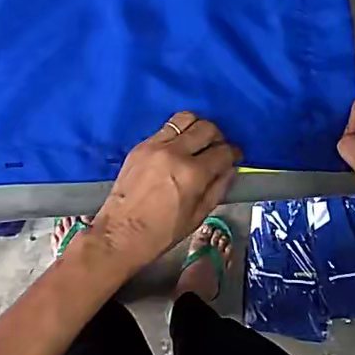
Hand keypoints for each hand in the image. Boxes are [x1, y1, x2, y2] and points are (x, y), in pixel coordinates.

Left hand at [77, 112, 241, 272]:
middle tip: (217, 150)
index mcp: (193, 173)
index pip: (224, 151)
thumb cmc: (162, 232)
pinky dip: (178, 134)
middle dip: (218, 137)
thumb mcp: (199, 215)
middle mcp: (176, 153)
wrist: (119, 236)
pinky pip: (166, 128)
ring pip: (186, 119)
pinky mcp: (140, 147)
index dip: (234, 154)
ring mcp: (155, 146)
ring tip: (197, 142)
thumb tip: (230, 169)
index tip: (234, 157)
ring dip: (197, 128)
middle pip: (207, 128)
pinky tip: (177, 149)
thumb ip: (219, 187)